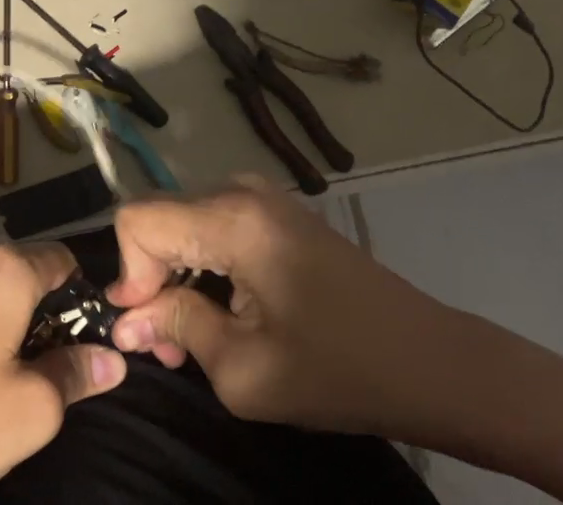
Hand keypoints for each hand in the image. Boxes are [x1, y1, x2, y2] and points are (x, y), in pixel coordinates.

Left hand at [0, 240, 126, 504]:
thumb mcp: (29, 411)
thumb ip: (75, 375)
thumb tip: (110, 358)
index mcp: (1, 267)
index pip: (64, 262)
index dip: (85, 303)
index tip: (92, 350)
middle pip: (24, 275)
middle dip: (46, 318)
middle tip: (54, 378)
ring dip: (8, 332)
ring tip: (8, 390)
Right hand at [106, 178, 467, 439]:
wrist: (436, 364)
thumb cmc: (341, 372)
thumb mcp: (245, 370)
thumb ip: (176, 328)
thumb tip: (126, 319)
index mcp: (232, 220)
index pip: (137, 220)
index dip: (128, 275)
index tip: (146, 326)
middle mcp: (240, 191)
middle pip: (156, 218)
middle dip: (149, 280)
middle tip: (167, 343)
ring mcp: (261, 197)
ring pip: (180, 222)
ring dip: (173, 276)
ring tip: (193, 334)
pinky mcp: (276, 213)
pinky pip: (209, 225)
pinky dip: (200, 265)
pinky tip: (221, 311)